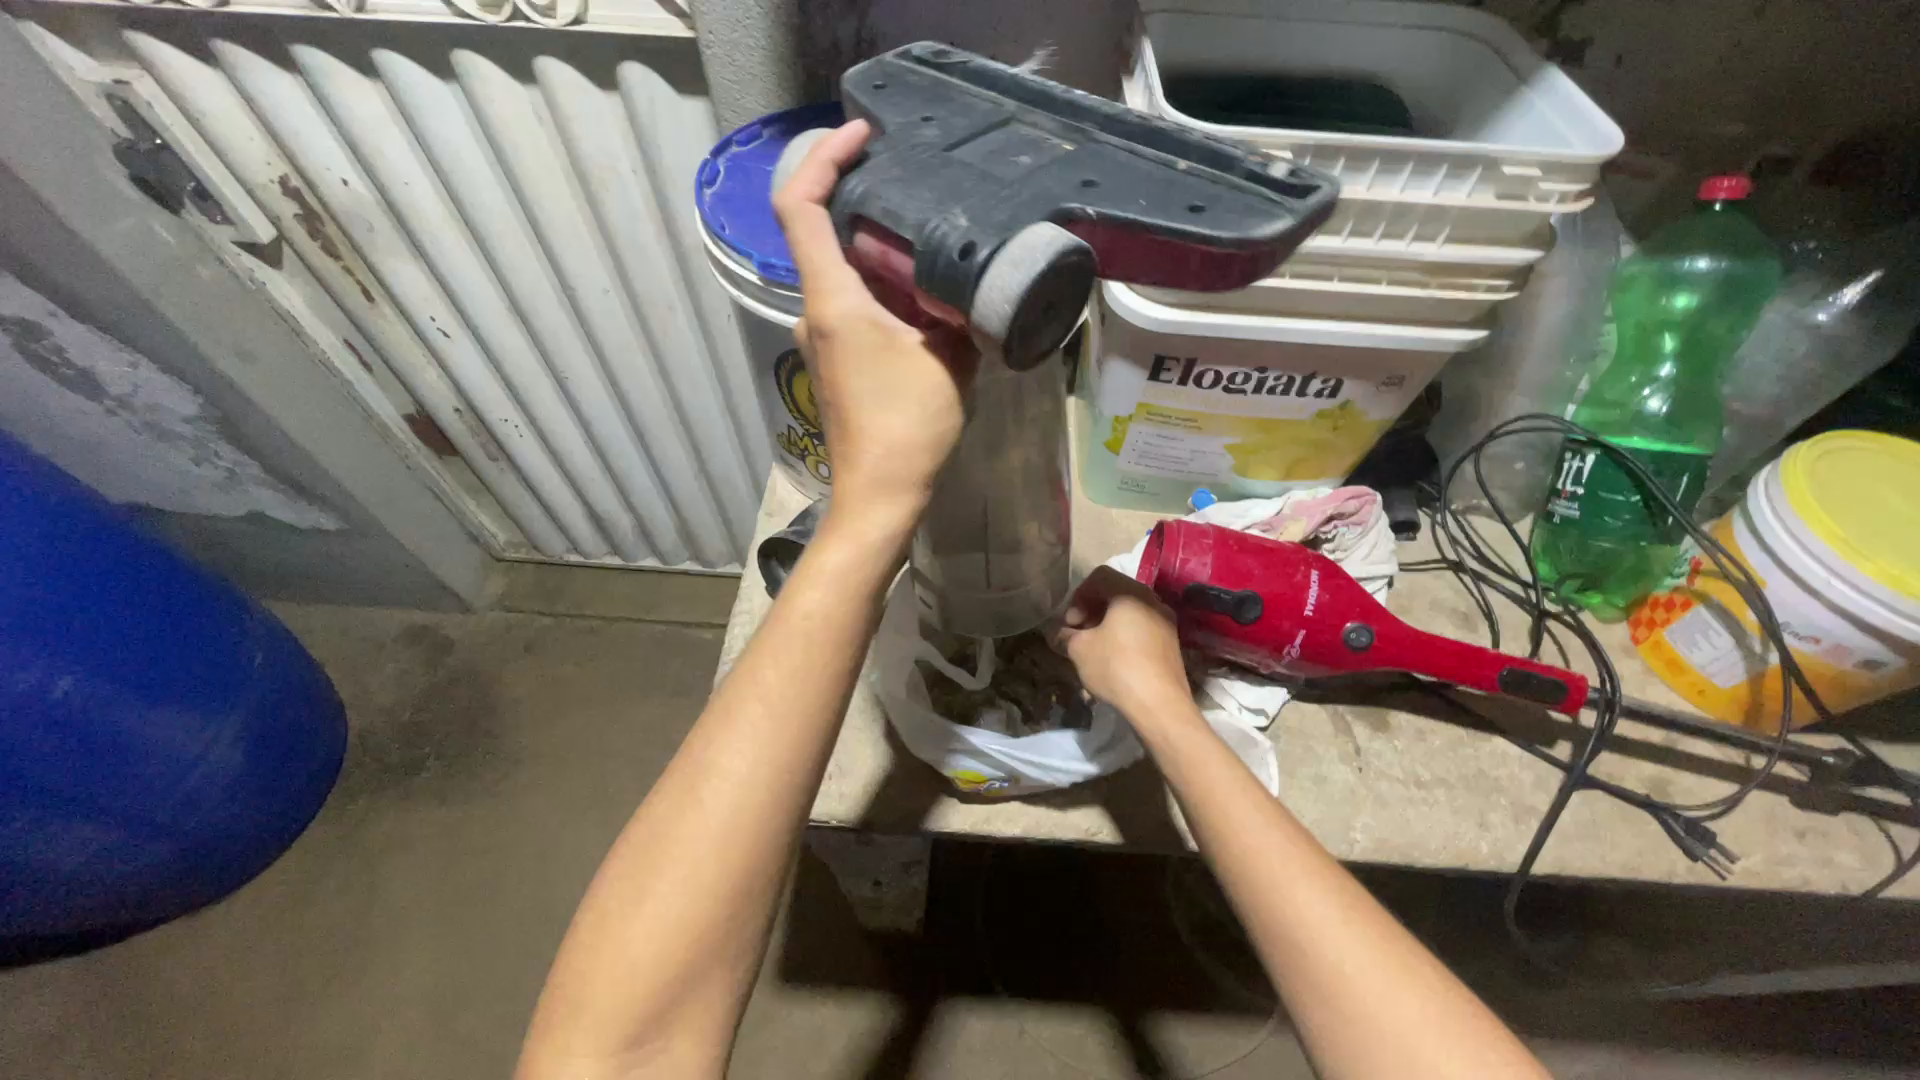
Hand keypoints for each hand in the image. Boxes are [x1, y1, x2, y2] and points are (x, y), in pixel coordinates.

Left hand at [773, 120, 976, 529]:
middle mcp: (815, 311)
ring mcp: (822, 338)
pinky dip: (884, 285)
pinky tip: (927, 290)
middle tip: (914, 181)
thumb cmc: (907, 425)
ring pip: (843, 272)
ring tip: (933, 235)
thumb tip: (972, 289)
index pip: (800, 206)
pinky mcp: (838, 361)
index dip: (824, 159)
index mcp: (833, 299)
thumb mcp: (949, 359)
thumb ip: (959, 313)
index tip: (861, 136)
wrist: (879, 493)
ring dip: (881, 249)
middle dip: (863, 199)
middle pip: (821, 233)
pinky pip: (855, 303)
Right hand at [1051, 566, 1194, 726]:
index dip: (1078, 596)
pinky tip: (1114, 661)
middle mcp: (1152, 601)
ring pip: (1130, 613)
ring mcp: (1166, 622)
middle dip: (1092, 611)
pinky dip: (1125, 637)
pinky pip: (1142, 630)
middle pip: (1116, 594)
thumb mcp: (1079, 650)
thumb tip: (1059, 634)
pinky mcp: (1172, 644)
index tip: (1070, 623)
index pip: (1099, 577)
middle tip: (1079, 634)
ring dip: (1108, 625)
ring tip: (1094, 649)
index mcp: (1130, 593)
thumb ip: (1066, 636)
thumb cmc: (1116, 667)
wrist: (1160, 704)